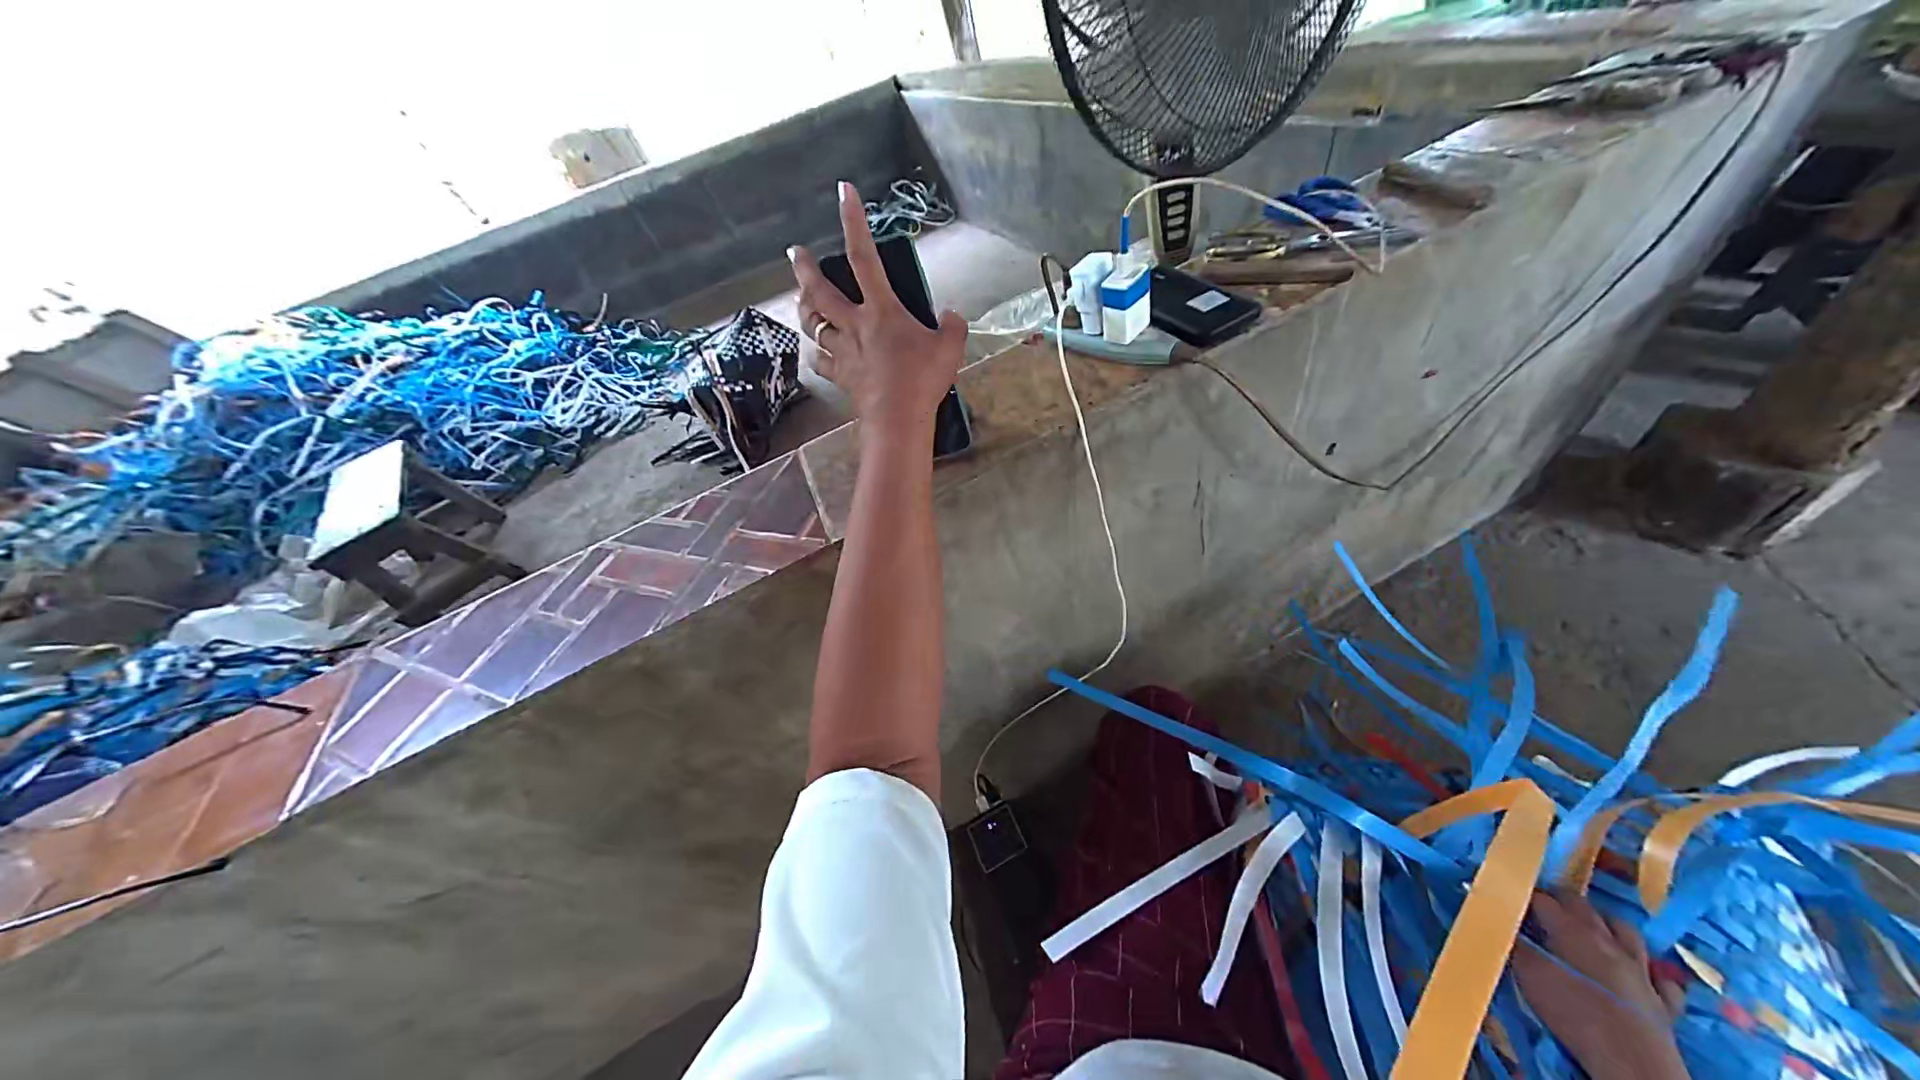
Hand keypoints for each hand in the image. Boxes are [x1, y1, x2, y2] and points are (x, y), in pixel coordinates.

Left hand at [788, 182, 965, 443]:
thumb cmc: (923, 378)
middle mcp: (855, 325)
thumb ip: (952, 325)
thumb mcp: (951, 347)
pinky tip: (820, 353)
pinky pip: (821, 362)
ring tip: (804, 300)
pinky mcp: (841, 377)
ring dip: (806, 310)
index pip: (864, 256)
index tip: (843, 193)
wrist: (898, 418)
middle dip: (805, 269)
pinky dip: (819, 355)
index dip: (853, 222)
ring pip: (813, 324)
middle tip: (795, 254)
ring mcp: (844, 352)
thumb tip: (950, 315)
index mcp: (881, 310)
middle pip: (820, 292)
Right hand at [1512, 892, 1688, 1079]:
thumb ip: (1511, 941)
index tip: (1505, 899)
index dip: (1521, 895)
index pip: (1542, 899)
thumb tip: (1493, 918)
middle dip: (1559, 901)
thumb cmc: (1573, 1013)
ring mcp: (1642, 971)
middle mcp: (1609, 942)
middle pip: (1584, 906)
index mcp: (1574, 931)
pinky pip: (1660, 976)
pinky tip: (1638, 972)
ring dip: (1605, 924)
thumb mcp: (1528, 973)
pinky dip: (1647, 968)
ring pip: (1626, 932)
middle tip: (1538, 909)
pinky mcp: (1663, 1002)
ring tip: (1587, 929)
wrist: (1632, 1065)